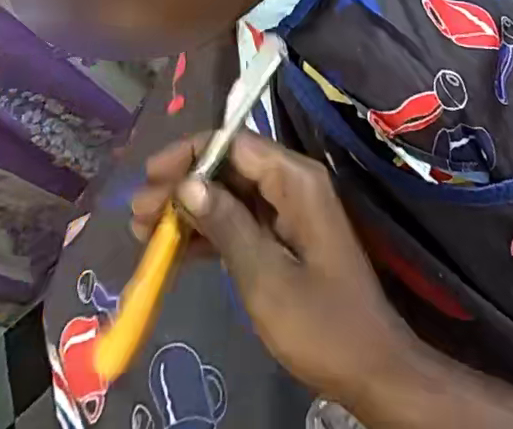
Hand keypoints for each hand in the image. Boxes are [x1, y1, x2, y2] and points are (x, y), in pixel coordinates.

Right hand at [130, 132, 424, 406]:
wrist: (372, 369)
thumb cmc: (321, 323)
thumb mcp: (265, 276)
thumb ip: (226, 224)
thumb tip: (186, 183)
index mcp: (295, 179)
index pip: (234, 144)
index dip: (188, 155)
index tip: (150, 176)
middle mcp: (293, 183)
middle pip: (229, 167)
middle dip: (182, 186)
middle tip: (139, 213)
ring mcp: (290, 209)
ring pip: (230, 194)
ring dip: (190, 211)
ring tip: (145, 232)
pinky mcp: (286, 235)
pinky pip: (241, 219)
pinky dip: (210, 232)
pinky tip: (175, 250)